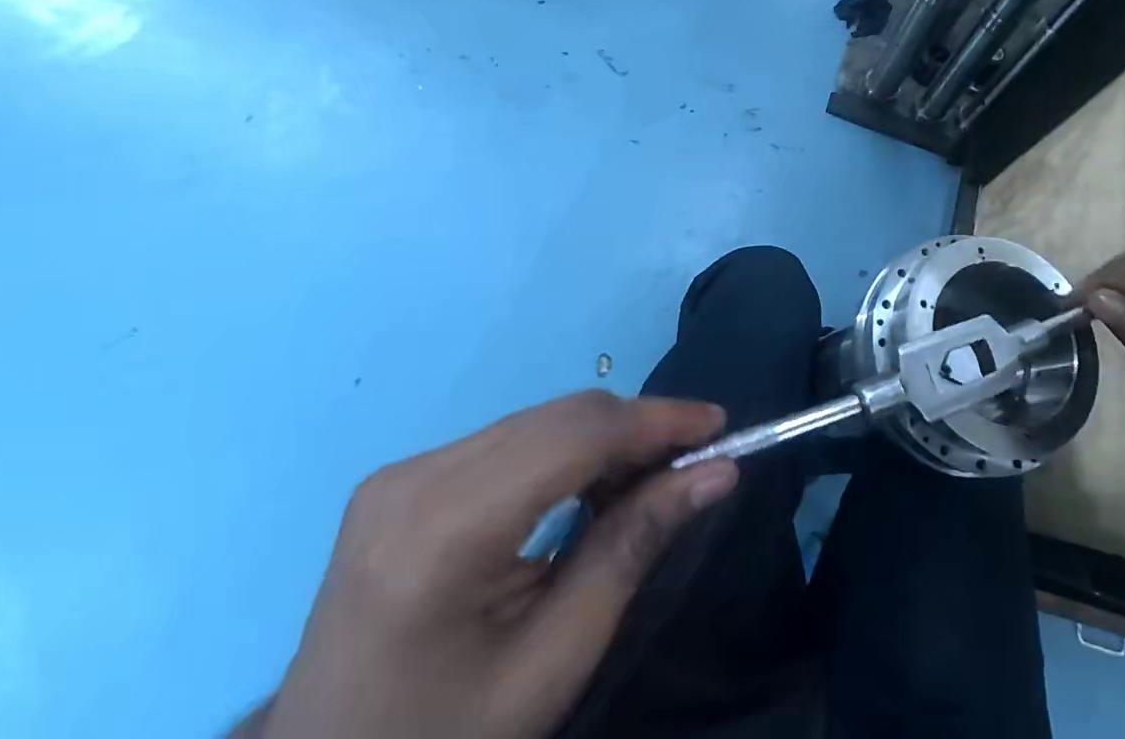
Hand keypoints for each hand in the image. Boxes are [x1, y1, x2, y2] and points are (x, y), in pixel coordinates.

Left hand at [255, 391, 737, 738]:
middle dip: (639, 428)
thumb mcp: (559, 654)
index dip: (657, 421)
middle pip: (559, 417)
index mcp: (442, 532)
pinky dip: (569, 449)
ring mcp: (402, 473)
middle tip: (697, 461)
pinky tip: (594, 486)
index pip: (575, 436)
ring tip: (654, 478)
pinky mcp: (405, 478)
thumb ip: (634, 546)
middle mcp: (414, 479)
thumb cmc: (451, 734)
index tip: (722, 428)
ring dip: (608, 438)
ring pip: (541, 419)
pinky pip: (514, 437)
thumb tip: (716, 473)